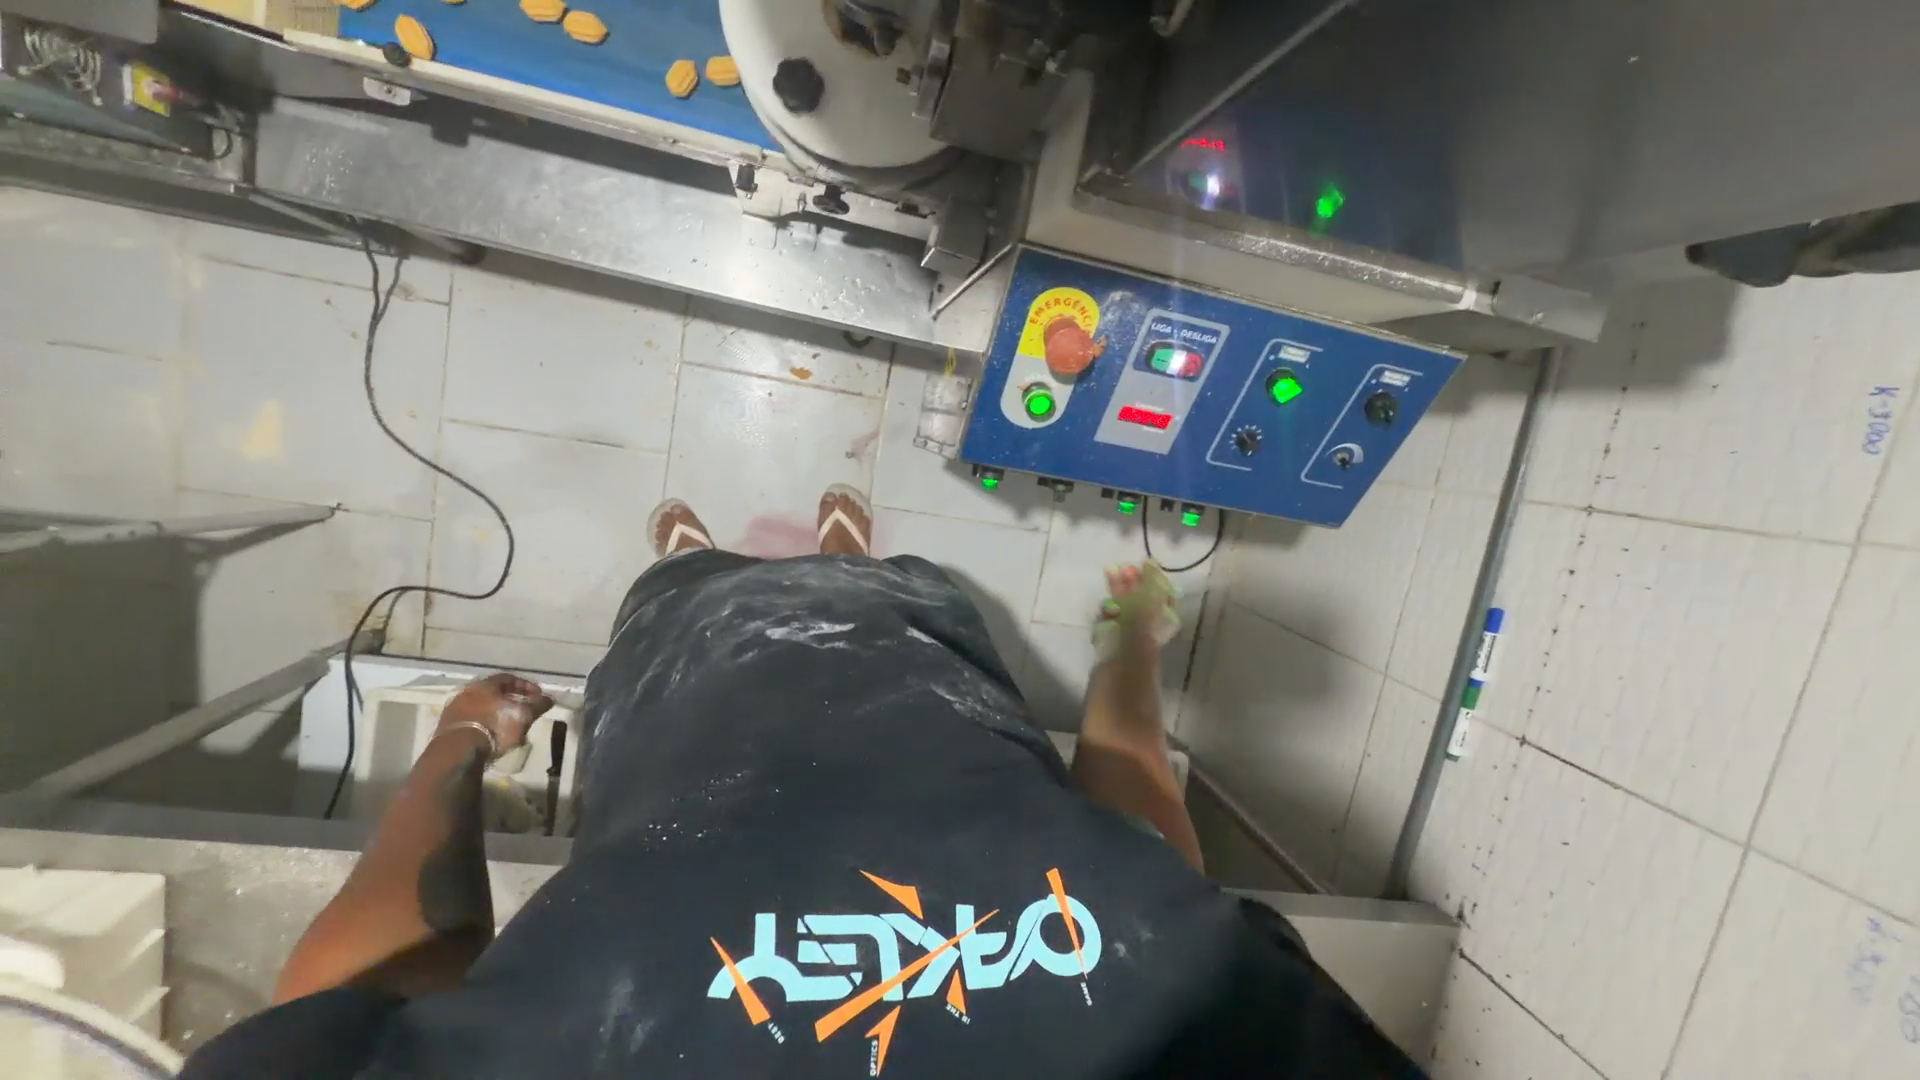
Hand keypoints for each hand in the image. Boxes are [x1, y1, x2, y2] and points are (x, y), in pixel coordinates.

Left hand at [436, 672, 552, 758]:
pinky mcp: (446, 729)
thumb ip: (538, 705)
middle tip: (524, 711)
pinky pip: (471, 722)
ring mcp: (453, 710)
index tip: (538, 696)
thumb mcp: (523, 716)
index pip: (509, 678)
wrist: (458, 752)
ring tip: (509, 728)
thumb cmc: (495, 727)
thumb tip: (550, 698)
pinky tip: (492, 737)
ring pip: (481, 708)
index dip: (526, 686)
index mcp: (485, 685)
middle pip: (493, 693)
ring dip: (497, 715)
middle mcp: (467, 693)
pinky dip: (484, 726)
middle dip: (511, 701)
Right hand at [1095, 561, 1180, 658]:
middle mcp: (1151, 621)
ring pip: (1124, 602)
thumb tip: (1151, 562)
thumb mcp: (1153, 594)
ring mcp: (1130, 626)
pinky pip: (1110, 613)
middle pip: (1142, 595)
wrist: (1121, 653)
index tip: (1144, 564)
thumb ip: (1152, 577)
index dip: (1155, 577)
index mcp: (1167, 615)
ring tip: (1111, 570)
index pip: (1164, 592)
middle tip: (1126, 567)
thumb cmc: (1143, 622)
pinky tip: (1108, 603)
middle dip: (1133, 580)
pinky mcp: (1112, 630)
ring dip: (1118, 586)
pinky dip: (1108, 606)